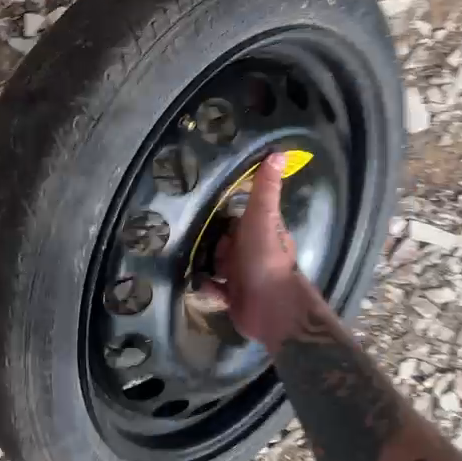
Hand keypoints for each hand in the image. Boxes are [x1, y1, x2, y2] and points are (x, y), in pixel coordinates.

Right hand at [192, 150, 317, 350]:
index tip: (201, 207)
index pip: (237, 219)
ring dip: (205, 263)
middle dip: (210, 241)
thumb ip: (265, 188)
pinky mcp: (234, 298)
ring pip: (218, 265)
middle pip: (224, 242)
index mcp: (260, 233)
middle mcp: (252, 253)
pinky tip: (199, 282)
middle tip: (187, 236)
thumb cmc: (264, 258)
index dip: (223, 216)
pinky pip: (214, 288)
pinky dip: (207, 286)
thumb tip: (277, 153)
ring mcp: (244, 277)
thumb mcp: (263, 217)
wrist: (269, 307)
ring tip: (183, 257)